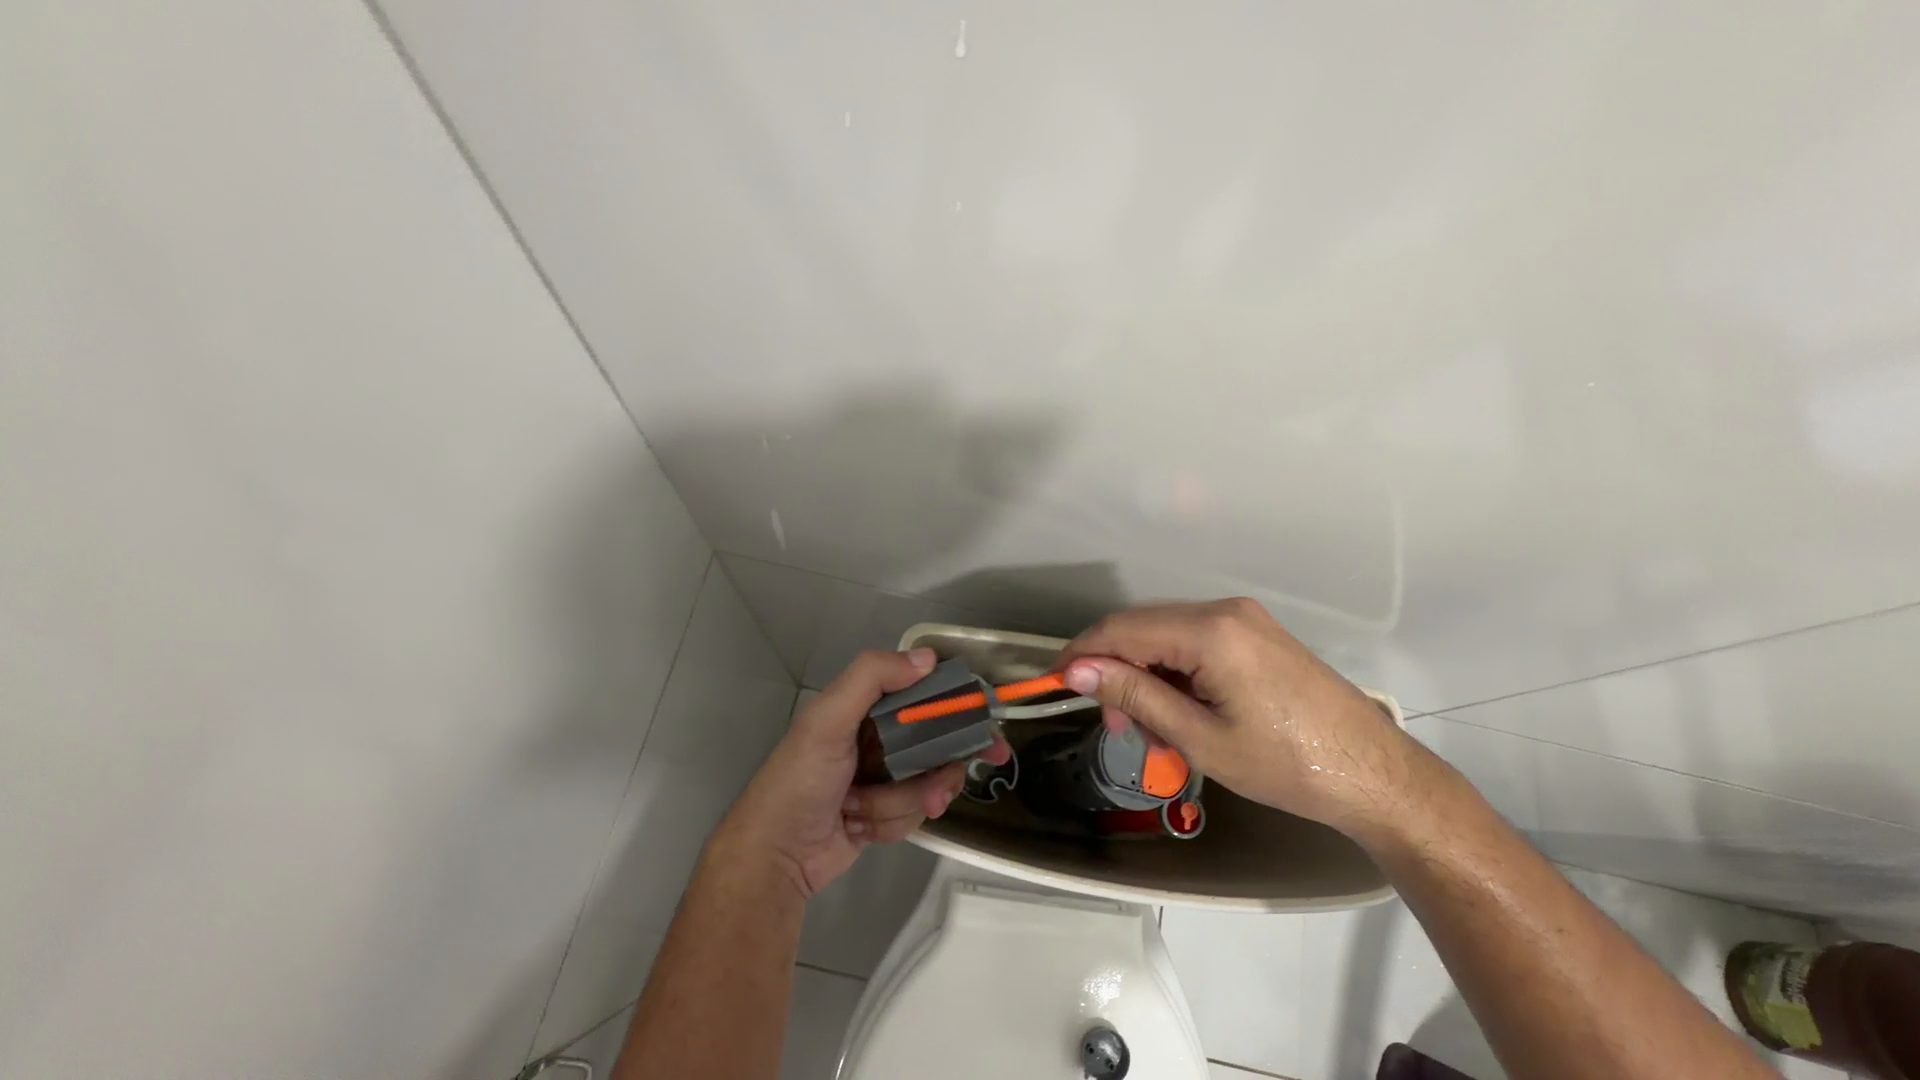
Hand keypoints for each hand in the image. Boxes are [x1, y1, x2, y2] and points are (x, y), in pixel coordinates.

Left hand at [715, 648, 1011, 898]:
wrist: (774, 855)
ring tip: (866, 812)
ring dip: (902, 803)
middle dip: (941, 767)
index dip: (957, 705)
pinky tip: (859, 828)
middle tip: (948, 785)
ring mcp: (881, 779)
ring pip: (927, 784)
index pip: (921, 694)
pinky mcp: (882, 815)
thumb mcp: (827, 721)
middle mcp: (875, 739)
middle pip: (936, 744)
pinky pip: (912, 815)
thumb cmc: (799, 781)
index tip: (987, 721)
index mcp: (863, 708)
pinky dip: (890, 824)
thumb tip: (927, 657)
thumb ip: (871, 679)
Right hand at [1058, 598, 1420, 837]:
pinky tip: (1180, 716)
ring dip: (1146, 679)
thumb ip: (1134, 697)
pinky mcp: (1258, 637)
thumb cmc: (1285, 765)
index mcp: (1211, 631)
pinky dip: (1176, 676)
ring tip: (1152, 733)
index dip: (1082, 654)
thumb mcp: (1199, 738)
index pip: (1122, 629)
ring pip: (1168, 638)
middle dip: (1116, 673)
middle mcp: (1226, 611)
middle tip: (1116, 730)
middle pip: (1143, 629)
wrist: (1373, 775)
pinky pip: (1197, 645)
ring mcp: (1246, 621)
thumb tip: (1076, 670)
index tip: (1054, 685)